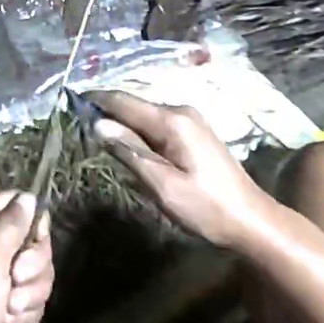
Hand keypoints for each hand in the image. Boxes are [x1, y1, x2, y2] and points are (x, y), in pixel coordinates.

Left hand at [0, 190, 53, 322]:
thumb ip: (12, 223)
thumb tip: (30, 197)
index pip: (15, 202)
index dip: (31, 217)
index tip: (34, 236)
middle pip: (35, 239)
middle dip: (34, 262)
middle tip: (15, 277)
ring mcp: (2, 277)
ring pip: (39, 271)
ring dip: (31, 291)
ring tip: (10, 306)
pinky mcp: (11, 304)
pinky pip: (36, 297)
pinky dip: (28, 310)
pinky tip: (11, 321)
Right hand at [91, 90, 272, 249]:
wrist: (253, 222)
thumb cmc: (206, 208)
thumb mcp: (162, 185)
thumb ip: (130, 151)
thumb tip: (98, 124)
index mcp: (172, 120)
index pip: (123, 101)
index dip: (95, 100)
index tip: (70, 103)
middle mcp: (180, 110)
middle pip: (133, 105)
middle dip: (107, 112)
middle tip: (79, 125)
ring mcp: (190, 119)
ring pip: (144, 114)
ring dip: (122, 122)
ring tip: (98, 136)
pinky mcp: (193, 131)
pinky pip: (157, 123)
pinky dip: (138, 129)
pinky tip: (129, 145)